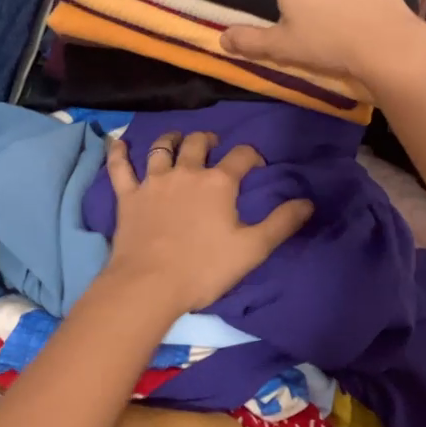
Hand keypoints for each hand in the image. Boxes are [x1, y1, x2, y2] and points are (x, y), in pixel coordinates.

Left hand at [101, 130, 312, 313]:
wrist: (149, 285)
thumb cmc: (204, 268)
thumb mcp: (252, 249)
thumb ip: (281, 223)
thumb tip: (308, 202)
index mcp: (219, 182)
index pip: (241, 156)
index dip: (252, 156)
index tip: (257, 165)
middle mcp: (187, 172)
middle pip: (199, 143)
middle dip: (209, 140)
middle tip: (214, 146)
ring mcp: (154, 182)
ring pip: (162, 148)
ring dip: (171, 140)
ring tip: (177, 140)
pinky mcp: (128, 197)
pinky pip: (120, 168)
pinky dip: (118, 153)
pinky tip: (117, 143)